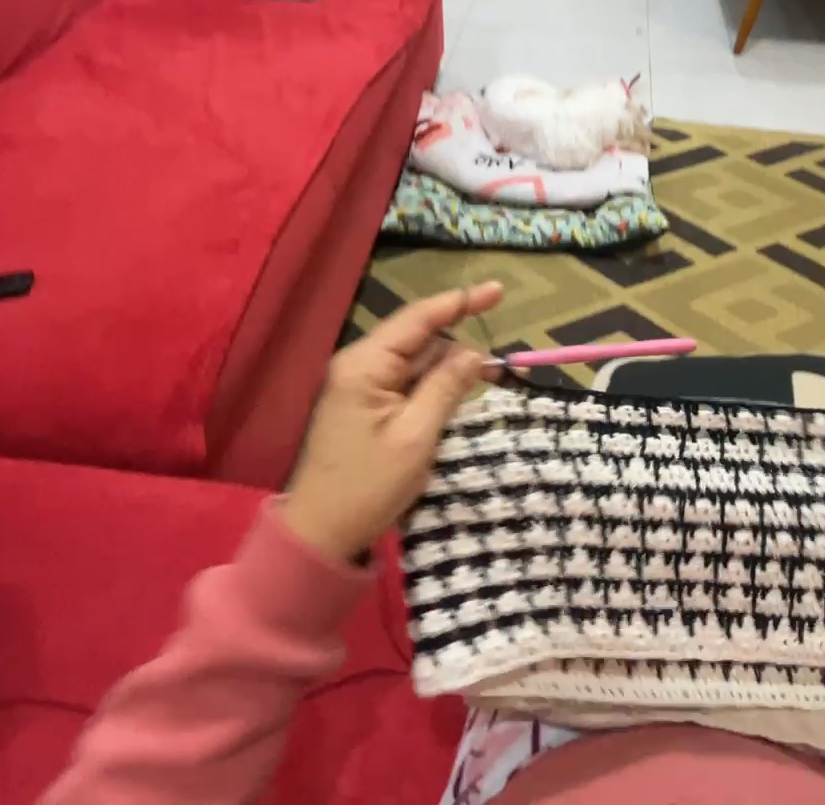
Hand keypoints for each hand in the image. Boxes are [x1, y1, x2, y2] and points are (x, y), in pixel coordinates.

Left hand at [276, 282, 503, 562]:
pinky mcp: (368, 406)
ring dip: (452, 368)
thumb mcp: (416, 436)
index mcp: (365, 365)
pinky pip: (409, 383)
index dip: (460, 301)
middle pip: (420, 339)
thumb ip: (446, 387)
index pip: (418, 319)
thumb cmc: (368, 485)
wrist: (321, 533)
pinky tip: (462, 394)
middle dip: (461, 344)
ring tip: (492, 378)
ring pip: (418, 362)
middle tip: (502, 363)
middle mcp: (361, 366)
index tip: (498, 290)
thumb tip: (474, 352)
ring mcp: (363, 386)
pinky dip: (437, 386)